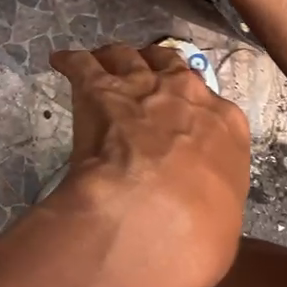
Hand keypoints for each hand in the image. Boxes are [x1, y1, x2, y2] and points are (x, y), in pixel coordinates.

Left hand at [49, 43, 250, 286]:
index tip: (179, 113)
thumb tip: (193, 198)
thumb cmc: (199, 231)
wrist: (151, 213)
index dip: (191, 106)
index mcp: (226, 125)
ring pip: (125, 55)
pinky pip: (80, 61)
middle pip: (169, 64)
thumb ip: (210, 190)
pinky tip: (60, 62)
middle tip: (139, 79)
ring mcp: (140, 84)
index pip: (211, 104)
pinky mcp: (97, 86)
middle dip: (154, 68)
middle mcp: (185, 92)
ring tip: (101, 65)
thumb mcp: (225, 215)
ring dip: (114, 59)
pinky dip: (69, 61)